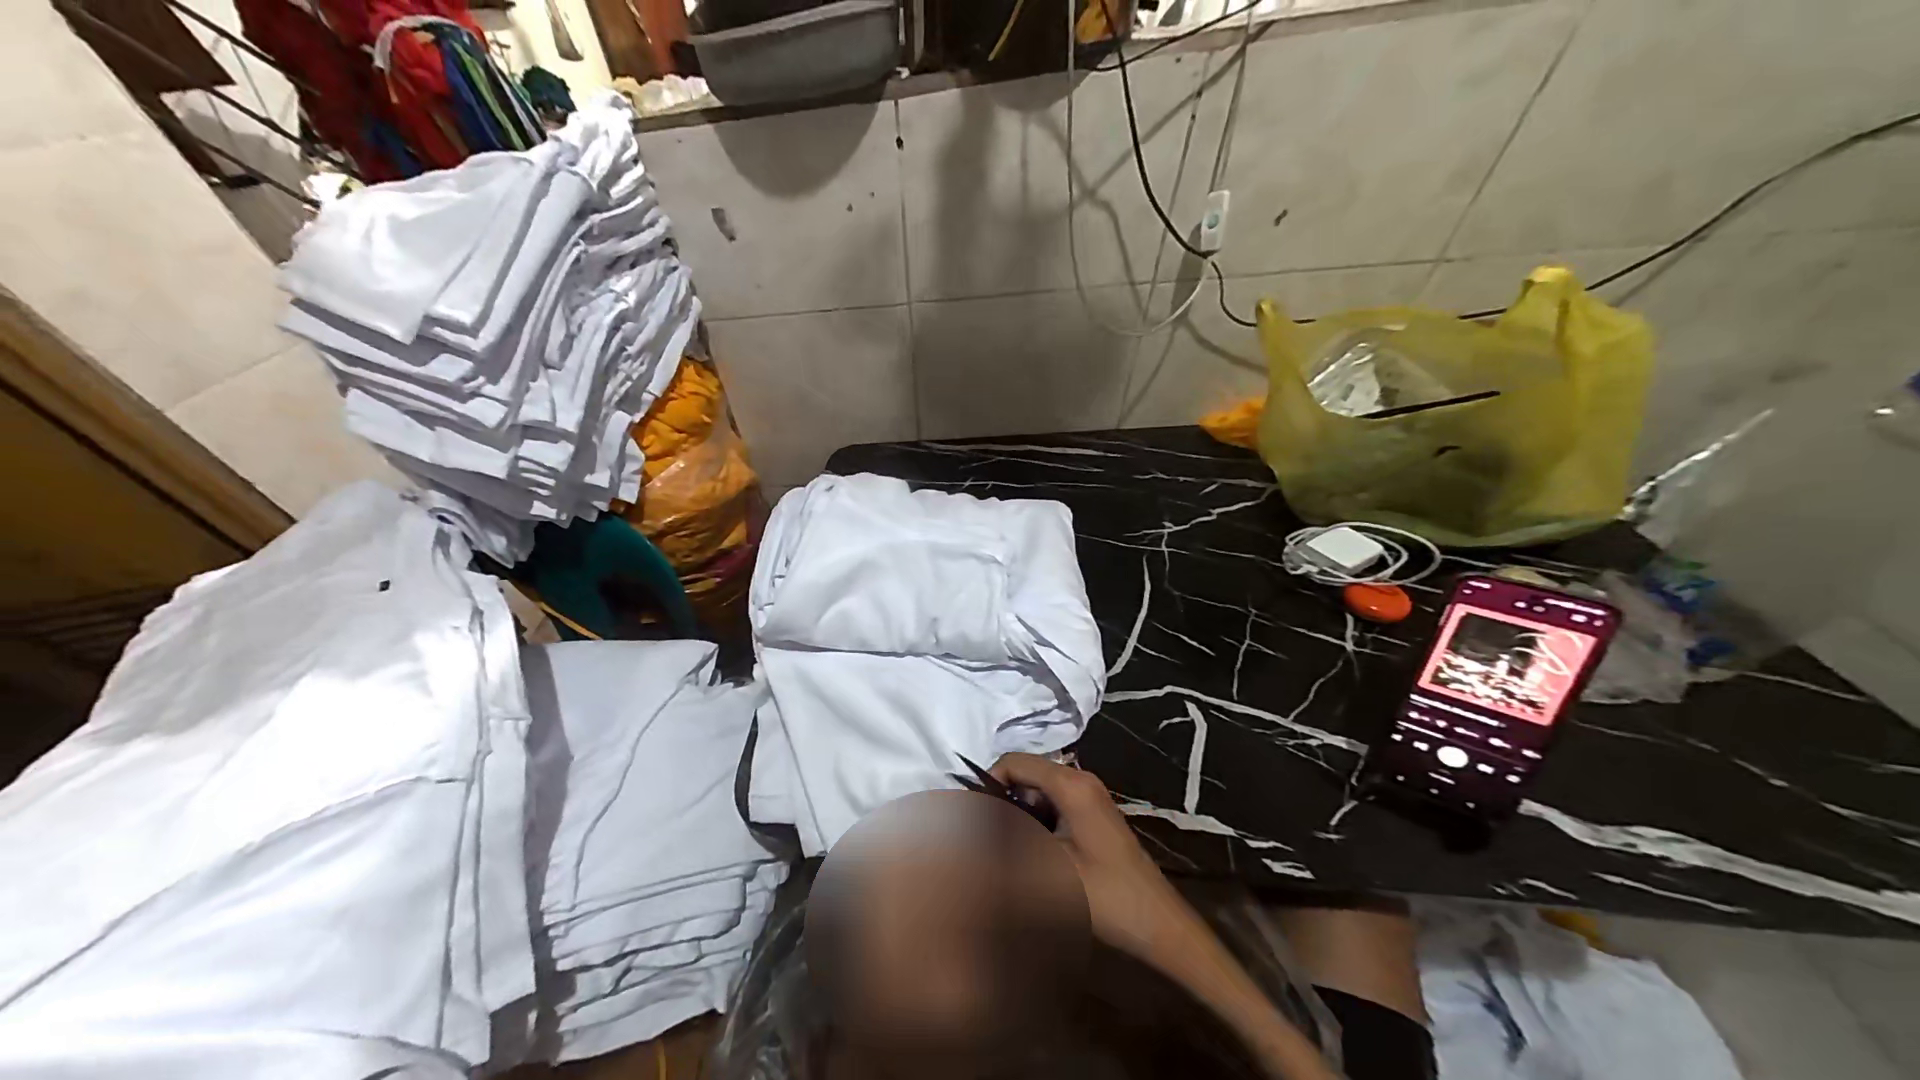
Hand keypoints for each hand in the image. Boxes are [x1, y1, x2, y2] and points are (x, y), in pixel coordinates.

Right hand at [991, 754, 1341, 1079]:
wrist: (1159, 925)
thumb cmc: (1106, 896)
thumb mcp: (1047, 875)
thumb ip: (1004, 847)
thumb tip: (965, 833)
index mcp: (1071, 784)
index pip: (1014, 762)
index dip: (988, 784)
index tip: (971, 817)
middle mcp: (1081, 780)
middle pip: (1026, 775)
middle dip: (1002, 802)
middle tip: (986, 840)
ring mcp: (1090, 797)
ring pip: (1038, 792)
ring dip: (1018, 815)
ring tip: (1008, 851)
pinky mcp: (1094, 815)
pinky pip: (1053, 805)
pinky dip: (1036, 822)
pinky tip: (1033, 855)